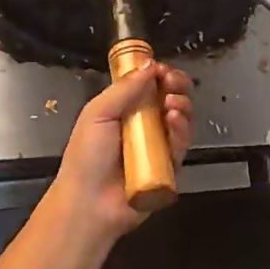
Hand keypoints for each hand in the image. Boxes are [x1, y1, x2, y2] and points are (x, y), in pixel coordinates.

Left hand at [42, 63, 193, 242]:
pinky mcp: (168, 169)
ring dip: (181, 107)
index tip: (164, 71)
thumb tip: (150, 65)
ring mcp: (156, 147)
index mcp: (123, 109)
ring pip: (180, 121)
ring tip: (172, 106)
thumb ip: (125, 88)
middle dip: (176, 87)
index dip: (160, 75)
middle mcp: (142, 126)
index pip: (148, 85)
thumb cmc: (87, 155)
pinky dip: (182, 132)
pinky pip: (182, 147)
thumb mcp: (98, 112)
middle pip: (169, 99)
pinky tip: (174, 122)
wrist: (88, 203)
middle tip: (174, 84)